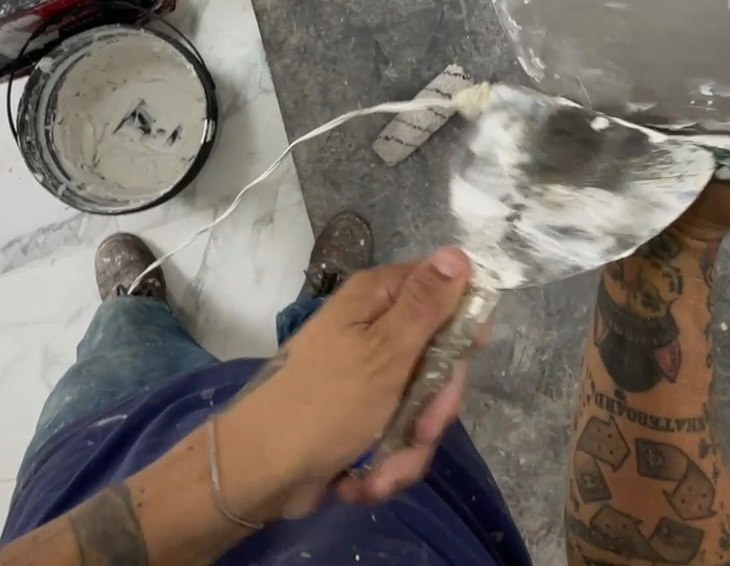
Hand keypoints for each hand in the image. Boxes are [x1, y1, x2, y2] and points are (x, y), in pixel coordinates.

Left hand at [213, 248, 477, 521]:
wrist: (262, 473)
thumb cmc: (324, 402)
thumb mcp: (385, 352)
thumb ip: (426, 305)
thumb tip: (459, 251)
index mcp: (376, 298)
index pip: (440, 288)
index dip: (461, 322)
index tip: (467, 355)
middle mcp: (374, 327)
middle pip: (439, 354)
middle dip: (435, 404)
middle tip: (422, 428)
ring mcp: (370, 372)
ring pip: (423, 402)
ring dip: (411, 445)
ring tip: (382, 470)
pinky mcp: (365, 413)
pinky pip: (401, 432)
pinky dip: (390, 460)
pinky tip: (366, 478)